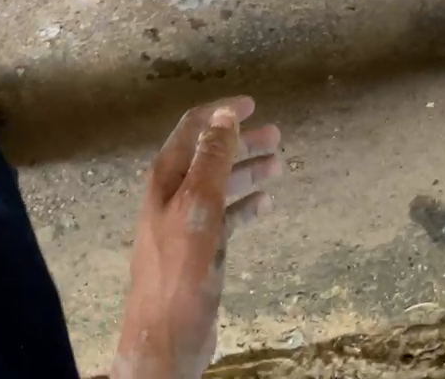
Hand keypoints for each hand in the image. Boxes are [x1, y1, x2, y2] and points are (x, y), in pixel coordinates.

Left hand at [113, 97, 281, 378]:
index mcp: (167, 176)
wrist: (165, 340)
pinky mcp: (199, 248)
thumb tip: (225, 115)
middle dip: (241, 141)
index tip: (252, 104)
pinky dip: (246, 205)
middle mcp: (174, 192)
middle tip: (276, 135)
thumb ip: (211, 159)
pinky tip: (267, 204)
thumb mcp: (198, 206)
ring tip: (279, 164)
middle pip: (210, 154)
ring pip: (220, 183)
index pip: (193, 128)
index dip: (221, 113)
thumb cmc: (181, 269)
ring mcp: (186, 221)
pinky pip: (225, 216)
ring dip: (248, 170)